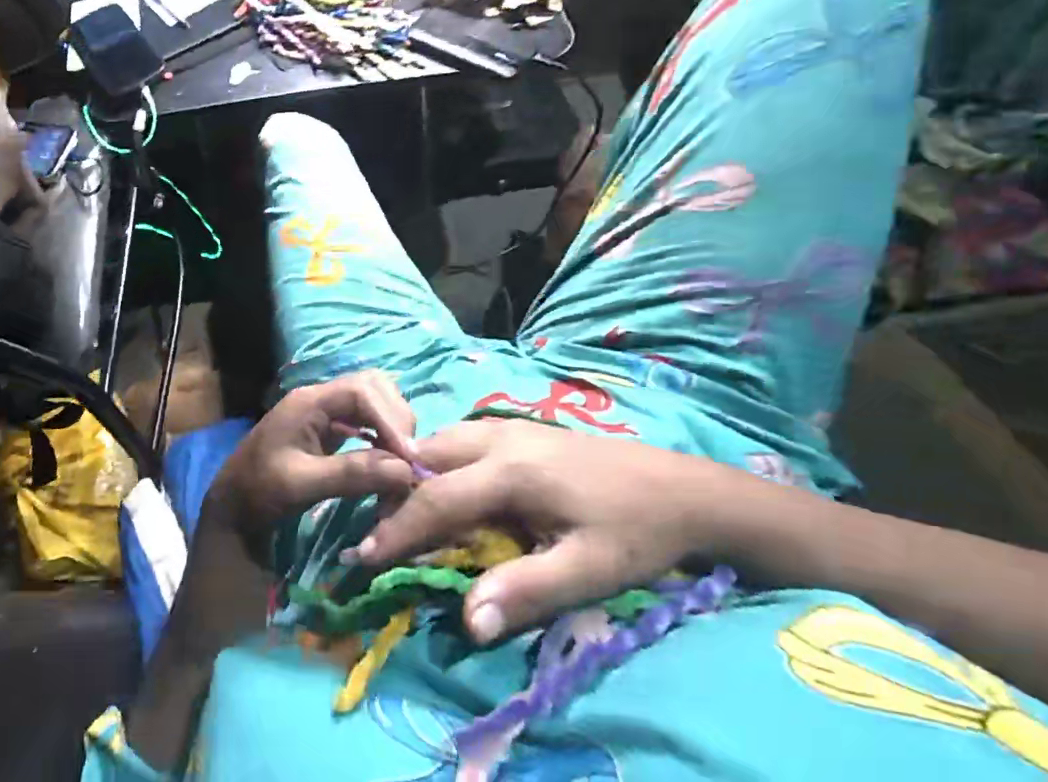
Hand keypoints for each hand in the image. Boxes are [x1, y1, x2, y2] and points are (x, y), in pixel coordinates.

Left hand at [206, 371, 422, 543]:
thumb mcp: (303, 485)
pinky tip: (389, 459)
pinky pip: (366, 419)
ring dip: (392, 424)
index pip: (361, 391)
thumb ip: (352, 474)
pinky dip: (383, 434)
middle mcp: (318, 398)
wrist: (232, 506)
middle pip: (372, 385)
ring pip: (372, 400)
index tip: (409, 455)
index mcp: (308, 402)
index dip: (390, 419)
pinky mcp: (328, 428)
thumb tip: (405, 470)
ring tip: (402, 459)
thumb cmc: (260, 491)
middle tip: (409, 456)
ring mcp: (324, 411)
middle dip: (396, 416)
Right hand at [353, 418, 770, 643]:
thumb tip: (468, 621)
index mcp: (511, 471)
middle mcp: (498, 438)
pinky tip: (443, 484)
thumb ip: (526, 590)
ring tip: (403, 511)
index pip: (435, 499)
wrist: (685, 487)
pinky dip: (436, 459)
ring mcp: (507, 426)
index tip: (362, 556)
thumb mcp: (590, 569)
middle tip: (379, 531)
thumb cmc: (637, 532)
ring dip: (413, 472)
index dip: (396, 530)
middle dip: (394, 491)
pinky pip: (458, 437)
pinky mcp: (518, 426)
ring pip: (439, 439)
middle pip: (425, 456)